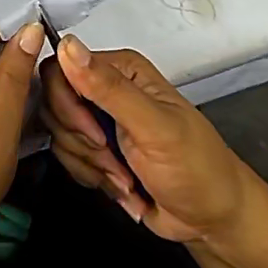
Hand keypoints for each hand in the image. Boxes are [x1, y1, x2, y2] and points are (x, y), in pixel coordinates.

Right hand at [39, 36, 253, 243]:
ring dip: (91, 163)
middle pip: (54, 104)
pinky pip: (65, 156)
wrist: (213, 221)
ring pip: (58, 134)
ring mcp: (98, 118)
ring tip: (127, 175)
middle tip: (115, 156)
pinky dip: (91, 175)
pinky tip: (121, 182)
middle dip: (82, 141)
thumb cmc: (199, 170)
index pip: (60, 69)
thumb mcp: (155, 127)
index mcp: (120, 69)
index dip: (68, 105)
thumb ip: (109, 87)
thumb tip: (69, 46)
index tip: (96, 134)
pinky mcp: (94, 147)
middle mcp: (105, 87)